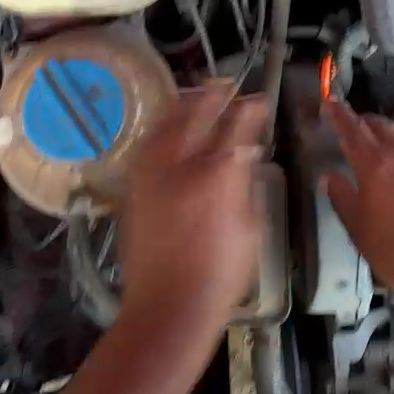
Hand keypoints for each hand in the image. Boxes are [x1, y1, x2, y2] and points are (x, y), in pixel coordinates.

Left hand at [117, 88, 265, 332]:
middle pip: (198, 113)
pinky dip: (163, 126)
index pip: (237, 126)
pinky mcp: (134, 186)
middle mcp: (181, 164)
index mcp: (217, 175)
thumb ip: (247, 184)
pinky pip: (149, 142)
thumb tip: (246, 155)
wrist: (167, 308)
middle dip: (215, 94)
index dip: (251, 109)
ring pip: (167, 122)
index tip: (259, 101)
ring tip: (198, 94)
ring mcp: (152, 173)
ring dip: (186, 103)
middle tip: (228, 85)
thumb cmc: (220, 274)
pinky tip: (171, 124)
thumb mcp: (251, 227)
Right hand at [321, 94, 393, 304]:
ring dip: (387, 137)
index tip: (329, 102)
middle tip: (352, 129)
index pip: (352, 129)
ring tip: (379, 150)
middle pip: (380, 126)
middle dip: (363, 123)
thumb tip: (329, 177)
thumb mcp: (360, 231)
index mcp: (375, 164)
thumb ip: (342, 199)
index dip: (338, 114)